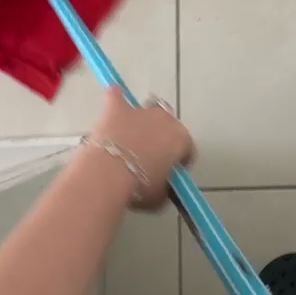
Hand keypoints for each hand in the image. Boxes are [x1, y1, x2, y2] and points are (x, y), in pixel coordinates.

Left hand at [89, 88, 193, 209]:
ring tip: (131, 135)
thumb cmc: (139, 188)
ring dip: (143, 119)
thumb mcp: (158, 198)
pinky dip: (116, 98)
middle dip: (161, 137)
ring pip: (147, 109)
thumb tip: (160, 189)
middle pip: (168, 125)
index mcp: (181, 139)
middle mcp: (165, 119)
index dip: (179, 161)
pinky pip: (117, 96)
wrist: (108, 174)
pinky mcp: (117, 107)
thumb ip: (164, 189)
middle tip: (148, 157)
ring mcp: (140, 111)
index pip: (187, 148)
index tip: (170, 173)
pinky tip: (113, 101)